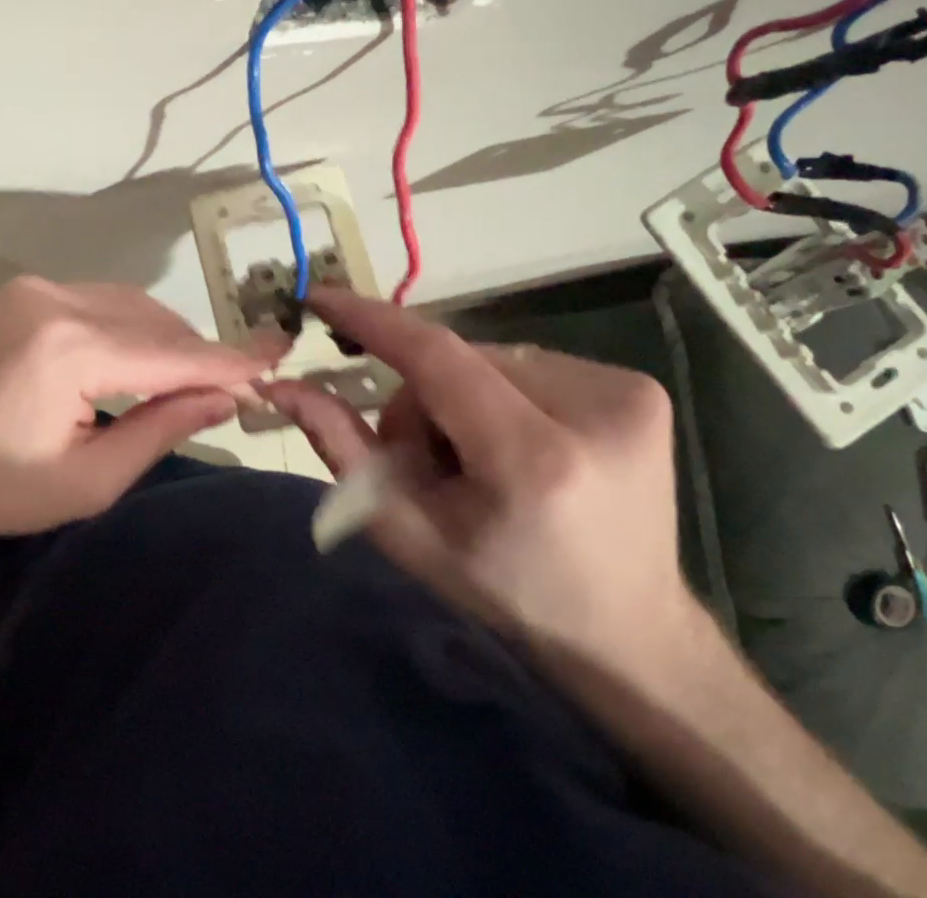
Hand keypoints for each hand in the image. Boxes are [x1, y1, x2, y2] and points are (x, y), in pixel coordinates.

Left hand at [0, 276, 272, 574]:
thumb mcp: (89, 479)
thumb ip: (161, 429)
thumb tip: (225, 397)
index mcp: (70, 349)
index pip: (173, 353)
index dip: (230, 361)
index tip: (280, 360)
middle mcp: (52, 301)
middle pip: (153, 321)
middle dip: (196, 353)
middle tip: (232, 389)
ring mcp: (29, 292)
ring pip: (126, 305)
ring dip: (162, 338)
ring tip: (185, 382)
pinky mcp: (15, 296)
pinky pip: (93, 302)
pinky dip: (125, 327)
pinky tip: (133, 361)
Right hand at [260, 287, 697, 670]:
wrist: (625, 627)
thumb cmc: (502, 589)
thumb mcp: (405, 531)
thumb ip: (343, 450)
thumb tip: (283, 387)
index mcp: (533, 459)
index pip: (436, 358)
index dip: (371, 321)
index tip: (321, 298)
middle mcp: (595, 410)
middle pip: (457, 361)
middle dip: (419, 400)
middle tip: (423, 464)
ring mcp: (629, 393)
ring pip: (491, 358)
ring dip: (459, 396)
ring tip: (477, 462)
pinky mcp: (643, 388)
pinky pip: (531, 365)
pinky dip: (502, 397)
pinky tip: (518, 448)